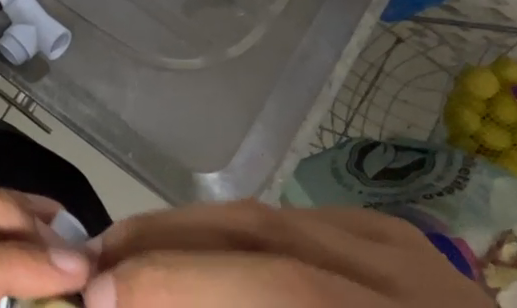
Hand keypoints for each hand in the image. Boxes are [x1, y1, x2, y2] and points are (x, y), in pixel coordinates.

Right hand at [83, 201, 493, 307]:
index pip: (289, 290)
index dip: (182, 286)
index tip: (101, 301)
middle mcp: (425, 294)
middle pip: (273, 239)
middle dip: (166, 248)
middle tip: (91, 271)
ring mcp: (419, 261)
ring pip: (276, 217)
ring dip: (186, 231)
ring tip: (122, 252)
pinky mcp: (403, 245)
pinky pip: (294, 219)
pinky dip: (231, 231)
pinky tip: (191, 248)